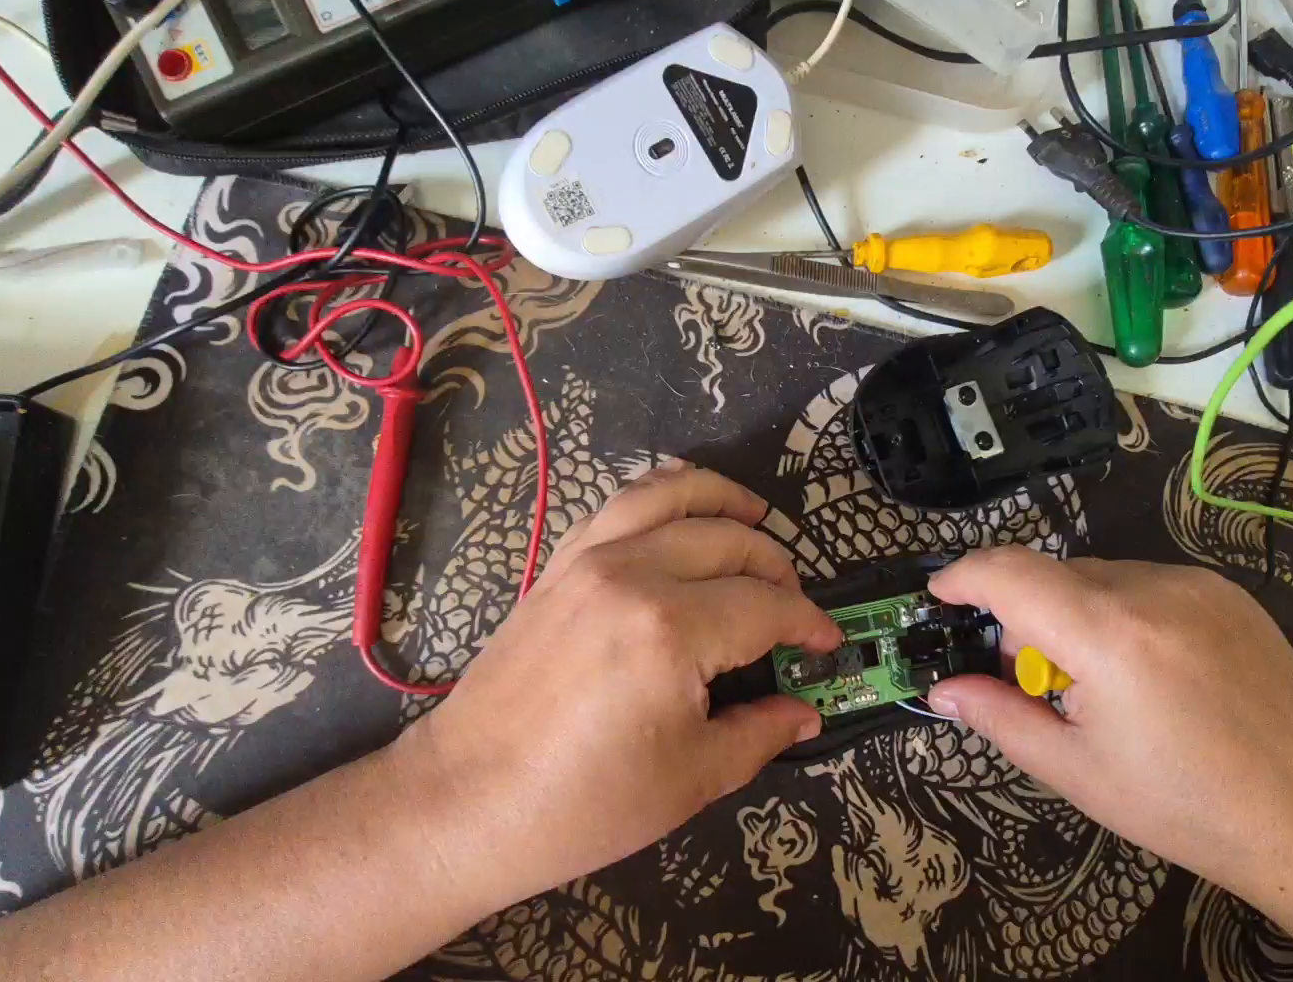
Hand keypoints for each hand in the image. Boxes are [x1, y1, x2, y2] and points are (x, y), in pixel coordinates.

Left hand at [394, 463, 839, 913]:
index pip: (766, 607)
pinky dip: (662, 490)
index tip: (827, 642)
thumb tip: (807, 710)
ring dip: (725, 499)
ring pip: (674, 496)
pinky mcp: (561, 563)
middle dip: (777, 568)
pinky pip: (620, 503)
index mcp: (673, 631)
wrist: (465, 799)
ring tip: (756, 514)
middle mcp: (636, 574)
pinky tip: (683, 503)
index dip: (808, 622)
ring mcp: (591, 559)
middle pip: (730, 543)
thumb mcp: (690, 779)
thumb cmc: (583, 802)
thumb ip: (759, 733)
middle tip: (794, 604)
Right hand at [924, 549, 1292, 903]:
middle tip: (1032, 679)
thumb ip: (999, 716)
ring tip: (1097, 682)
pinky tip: (1146, 670)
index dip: (963, 575)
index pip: (1009, 572)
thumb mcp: (1076, 771)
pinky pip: (1142, 582)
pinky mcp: (1226, 591)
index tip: (940, 597)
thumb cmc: (1187, 809)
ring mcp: (1196, 583)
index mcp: (1109, 635)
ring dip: (1071, 613)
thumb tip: (942, 689)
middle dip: (1022, 615)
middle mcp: (1151, 588)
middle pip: (1051, 575)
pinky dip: (1117, 611)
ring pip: (1096, 577)